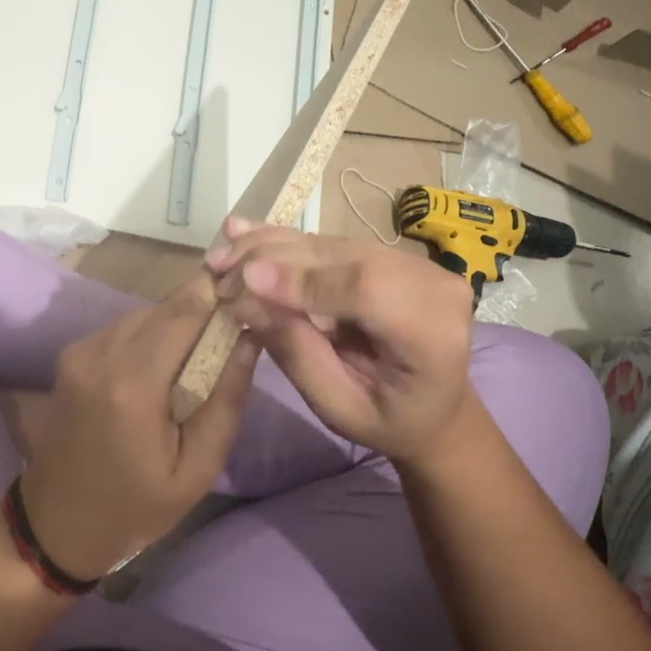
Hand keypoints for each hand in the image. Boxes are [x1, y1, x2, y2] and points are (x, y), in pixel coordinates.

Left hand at [18, 279, 258, 581]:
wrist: (56, 523)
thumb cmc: (134, 508)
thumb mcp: (196, 470)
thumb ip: (224, 401)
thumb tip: (247, 340)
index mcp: (133, 384)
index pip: (185, 312)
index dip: (220, 298)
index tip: (252, 302)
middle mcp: (101, 353)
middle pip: (164, 308)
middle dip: (202, 312)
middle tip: (234, 334)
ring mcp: (80, 350)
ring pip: (143, 314)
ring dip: (175, 325)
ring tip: (201, 358)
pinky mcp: (71, 354)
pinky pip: (122, 328)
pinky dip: (149, 337)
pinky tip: (163, 369)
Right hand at [205, 218, 475, 464]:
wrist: (431, 406)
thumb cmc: (386, 419)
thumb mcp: (339, 406)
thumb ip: (299, 354)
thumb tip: (247, 302)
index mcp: (433, 334)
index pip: (367, 291)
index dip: (305, 281)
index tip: (246, 279)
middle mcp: (432, 286)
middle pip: (346, 258)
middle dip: (276, 259)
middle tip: (217, 268)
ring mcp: (414, 263)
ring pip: (332, 243)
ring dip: (272, 245)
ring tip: (222, 253)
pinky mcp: (390, 253)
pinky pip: (332, 241)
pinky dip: (285, 240)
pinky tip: (244, 231)